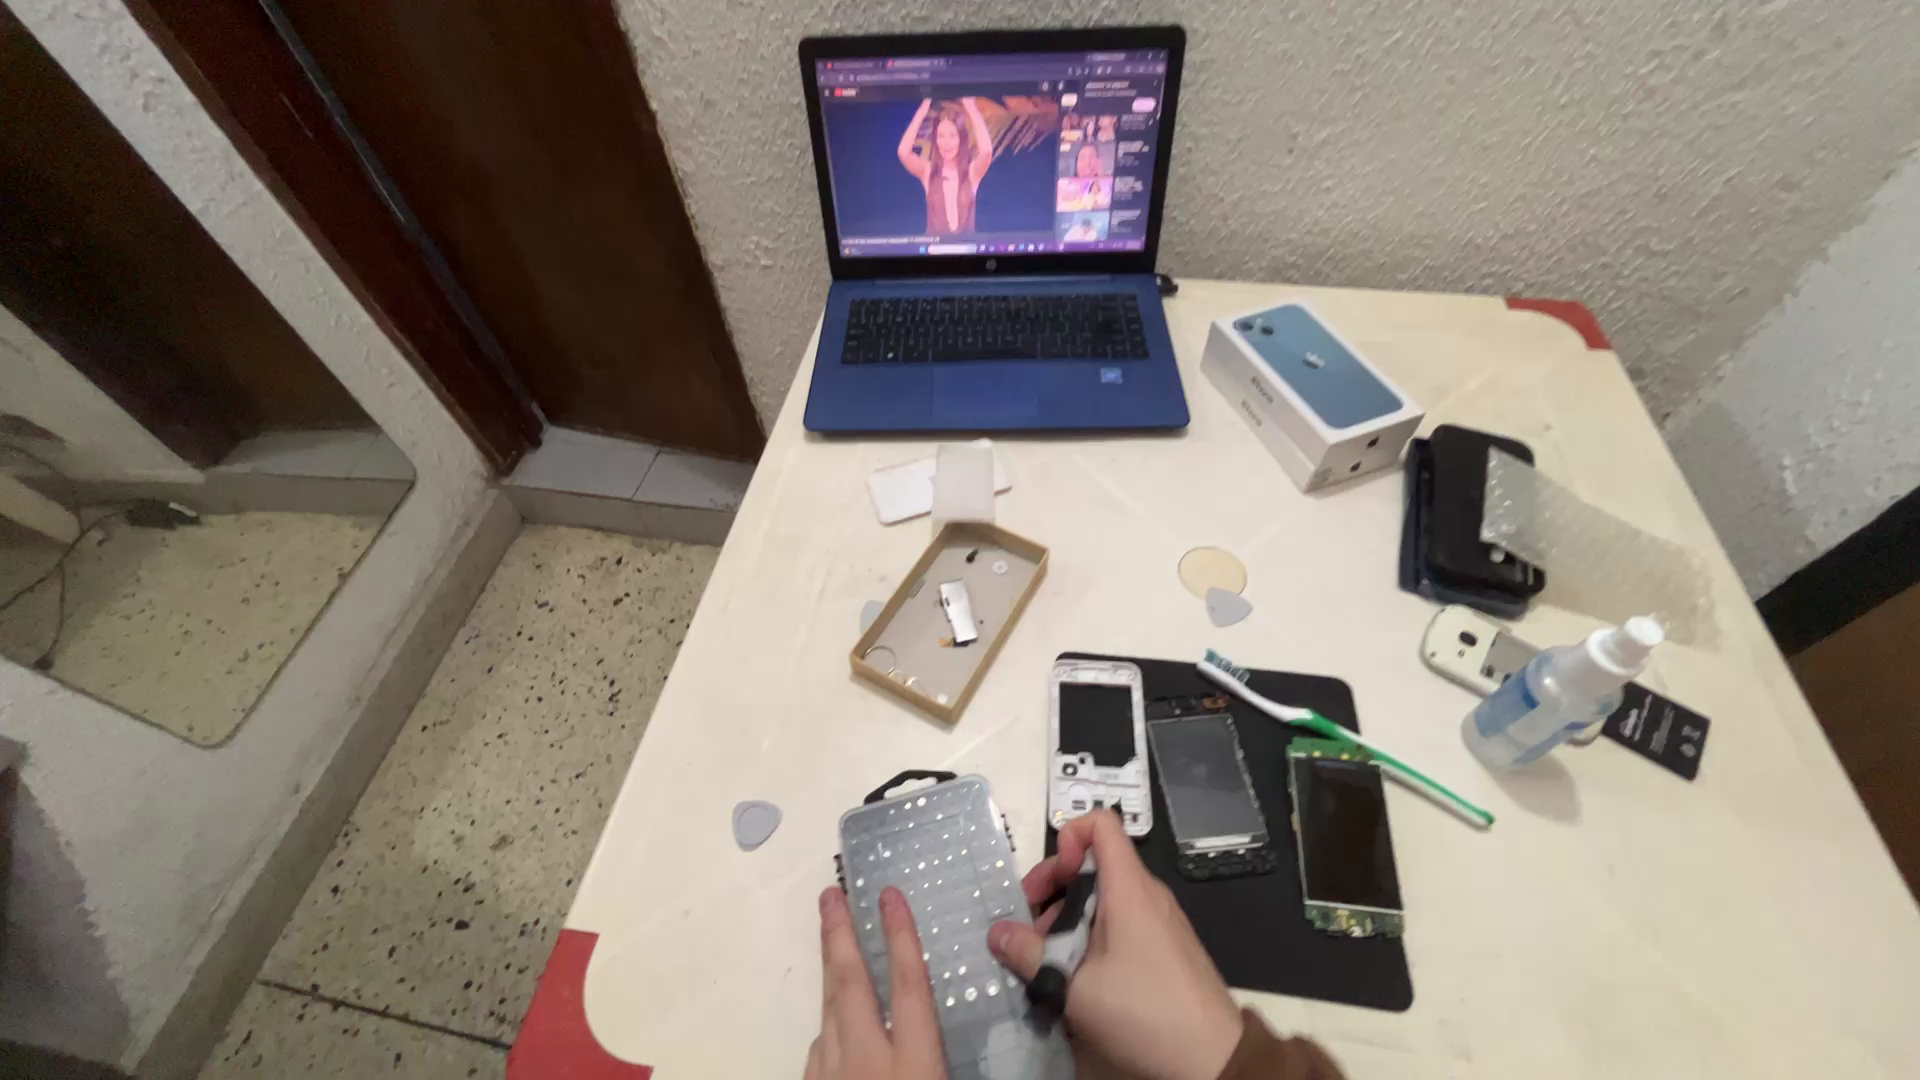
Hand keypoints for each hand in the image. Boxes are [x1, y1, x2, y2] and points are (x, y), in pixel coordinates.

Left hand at [807, 886, 946, 1079]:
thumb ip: (938, 1056)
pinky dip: (829, 1026)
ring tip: (830, 937)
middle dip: (840, 935)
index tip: (890, 895)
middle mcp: (866, 1062)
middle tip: (830, 895)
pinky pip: (819, 1050)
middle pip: (851, 986)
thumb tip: (934, 1023)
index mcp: (914, 1064)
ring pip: (829, 1014)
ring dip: (830, 971)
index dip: (900, 937)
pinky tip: (833, 1020)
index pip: (908, 985)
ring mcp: (831, 1078)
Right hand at [988, 811, 1243, 1079]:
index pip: (1101, 823)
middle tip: (1028, 924)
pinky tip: (1079, 973)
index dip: (1069, 836)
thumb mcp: (1075, 987)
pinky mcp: (1165, 945)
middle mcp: (1146, 892)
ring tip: (1048, 958)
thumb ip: (1030, 955)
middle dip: (1054, 884)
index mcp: (1128, 886)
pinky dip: (1093, 931)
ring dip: (1069, 914)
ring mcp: (1159, 919)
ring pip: (1105, 894)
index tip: (1052, 879)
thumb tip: (995, 932)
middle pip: (1094, 860)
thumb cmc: (1144, 1011)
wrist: (1215, 1062)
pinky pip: (1122, 919)